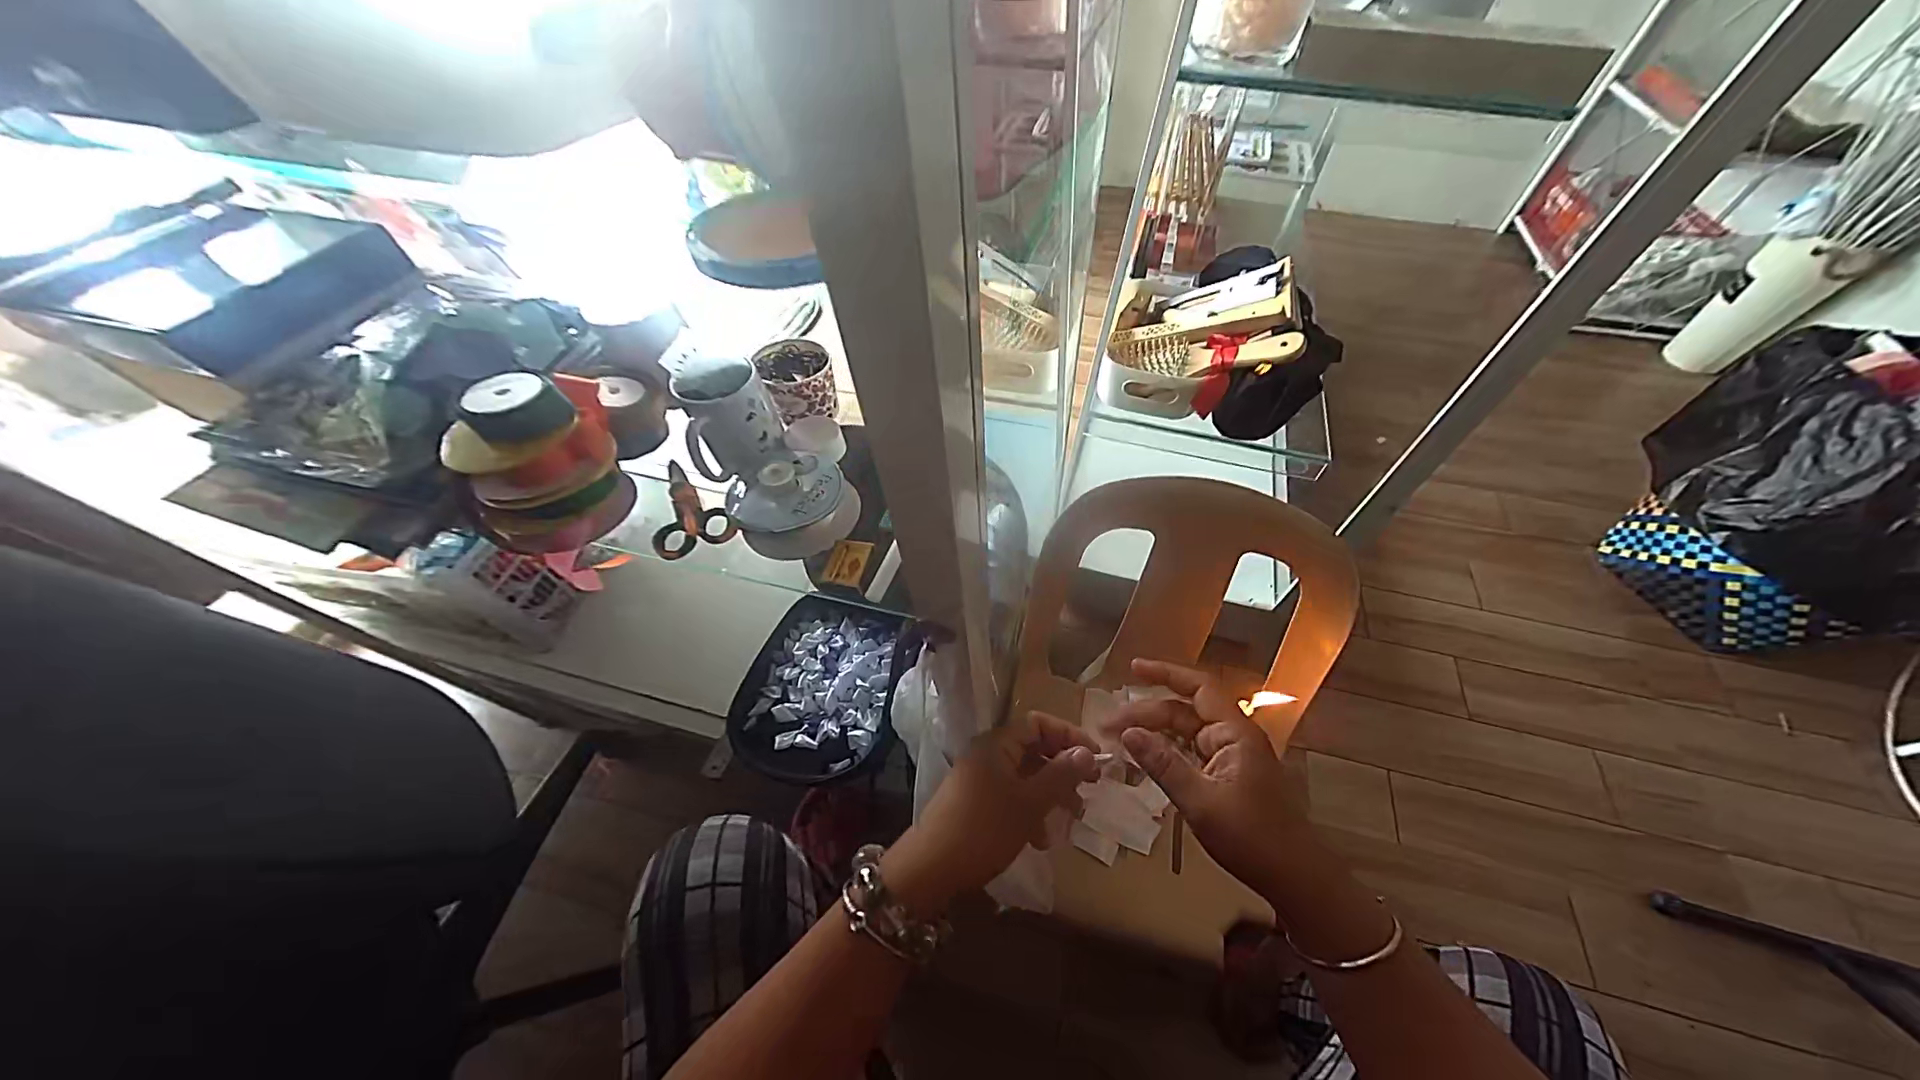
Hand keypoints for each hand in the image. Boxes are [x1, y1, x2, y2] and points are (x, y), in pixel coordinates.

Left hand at [882, 711, 1100, 914]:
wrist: (930, 869)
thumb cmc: (984, 829)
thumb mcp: (1029, 803)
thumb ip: (1060, 774)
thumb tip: (1087, 752)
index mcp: (997, 744)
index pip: (1038, 723)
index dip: (1070, 736)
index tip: (1097, 758)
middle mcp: (987, 755)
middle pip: (1034, 750)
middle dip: (1064, 769)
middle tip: (1090, 790)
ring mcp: (979, 780)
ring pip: (1026, 777)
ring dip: (1051, 795)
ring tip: (1071, 818)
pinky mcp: (976, 804)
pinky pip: (1012, 798)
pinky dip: (1031, 812)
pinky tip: (1040, 839)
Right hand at [1117, 659, 1308, 900]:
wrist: (1294, 878)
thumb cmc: (1252, 838)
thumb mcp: (1200, 802)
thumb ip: (1163, 764)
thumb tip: (1128, 734)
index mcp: (1234, 734)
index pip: (1198, 688)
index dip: (1165, 673)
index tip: (1133, 669)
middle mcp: (1232, 738)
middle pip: (1183, 711)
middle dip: (1146, 713)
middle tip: (1108, 725)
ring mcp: (1229, 757)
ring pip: (1184, 732)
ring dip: (1152, 732)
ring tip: (1117, 738)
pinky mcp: (1225, 777)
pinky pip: (1189, 753)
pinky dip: (1164, 752)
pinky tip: (1141, 758)